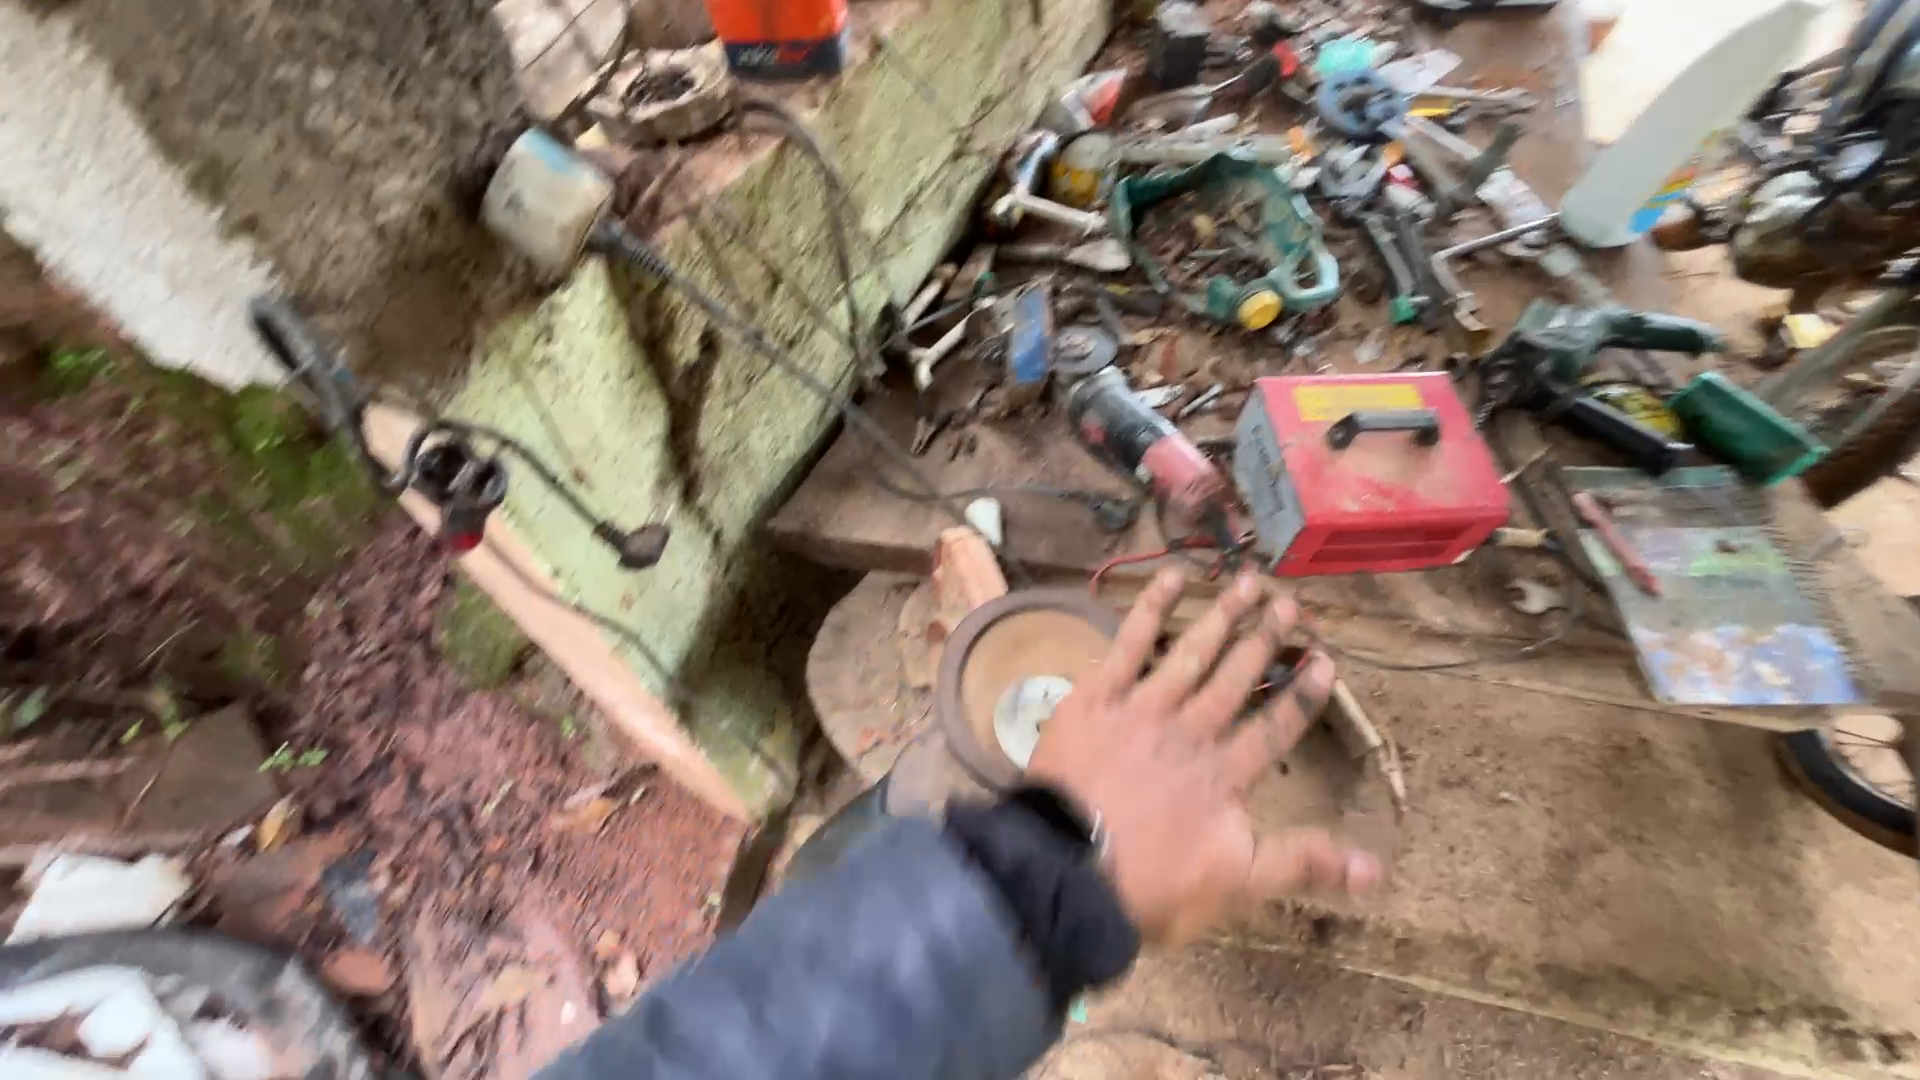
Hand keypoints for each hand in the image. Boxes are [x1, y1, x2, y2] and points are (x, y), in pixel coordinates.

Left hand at [1025, 568, 1381, 943]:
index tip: (1327, 660)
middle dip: (1266, 639)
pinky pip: (1128, 642)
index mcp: (1224, 772)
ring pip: (1192, 652)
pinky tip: (1172, 576)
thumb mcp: (1235, 884)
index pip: (1275, 726)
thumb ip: (1302, 864)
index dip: (1303, 695)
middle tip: (1290, 602)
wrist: (1067, 868)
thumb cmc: (1149, 880)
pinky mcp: (1098, 695)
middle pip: (1236, 677)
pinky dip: (1150, 607)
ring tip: (1249, 581)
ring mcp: (1143, 706)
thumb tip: (1377, 868)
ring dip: (1223, 615)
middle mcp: (1191, 729)